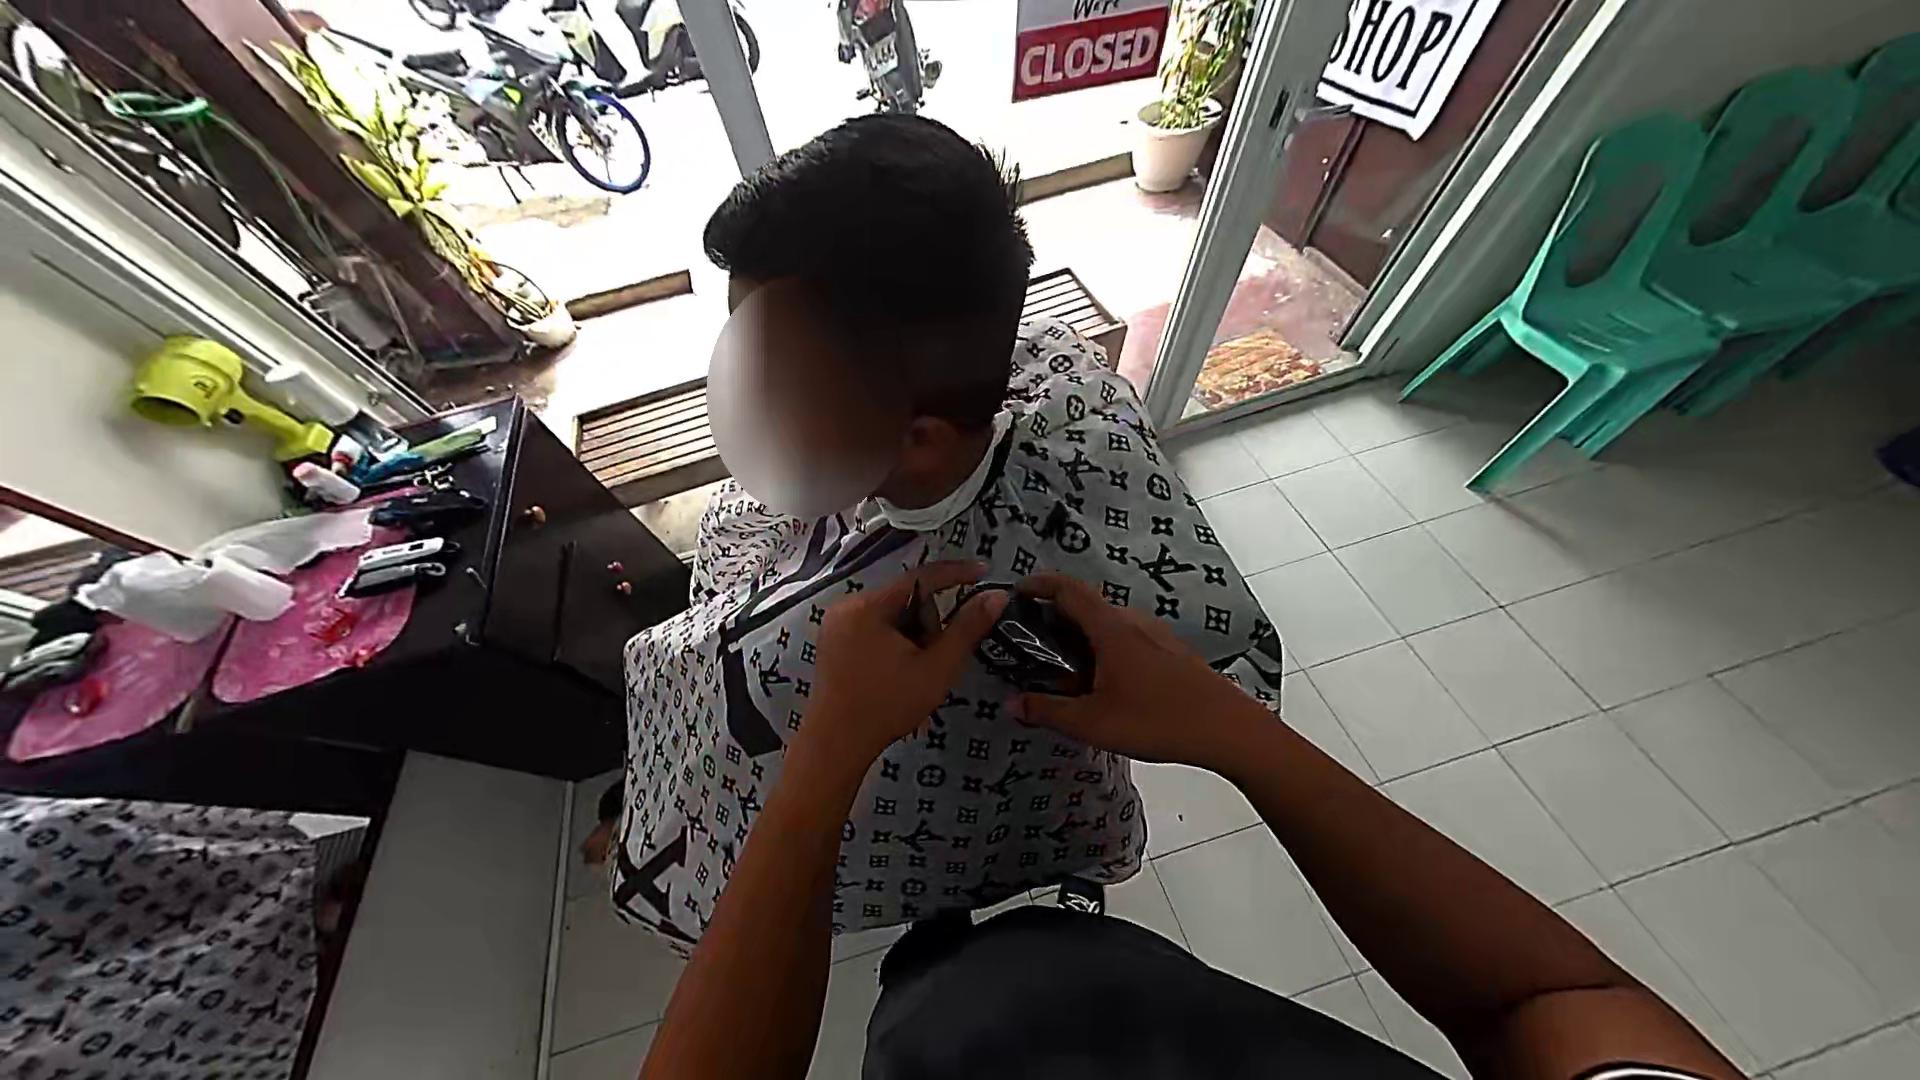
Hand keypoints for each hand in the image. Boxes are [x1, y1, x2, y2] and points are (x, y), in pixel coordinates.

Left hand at [798, 560, 1008, 769]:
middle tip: (935, 656)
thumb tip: (996, 596)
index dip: (956, 574)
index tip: (983, 573)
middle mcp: (848, 606)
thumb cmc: (888, 705)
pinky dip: (895, 640)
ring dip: (913, 633)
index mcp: (868, 606)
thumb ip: (967, 628)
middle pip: (905, 597)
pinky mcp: (833, 642)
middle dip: (928, 622)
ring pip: (891, 613)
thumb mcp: (937, 667)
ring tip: (915, 669)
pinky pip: (874, 627)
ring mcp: (836, 624)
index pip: (921, 577)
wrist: (836, 745)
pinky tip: (898, 669)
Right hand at [1008, 572, 1269, 772]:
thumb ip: (1048, 711)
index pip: (1068, 589)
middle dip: (1056, 617)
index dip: (1040, 584)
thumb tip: (1012, 703)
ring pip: (1108, 624)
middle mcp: (1132, 622)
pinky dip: (1105, 647)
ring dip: (1082, 636)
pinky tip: (1105, 682)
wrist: (1228, 730)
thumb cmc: (1157, 720)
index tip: (1018, 591)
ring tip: (1066, 667)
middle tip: (1033, 641)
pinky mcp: (1170, 651)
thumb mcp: (1092, 722)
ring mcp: (1156, 634)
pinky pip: (1127, 638)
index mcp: (1110, 628)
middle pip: (1086, 606)